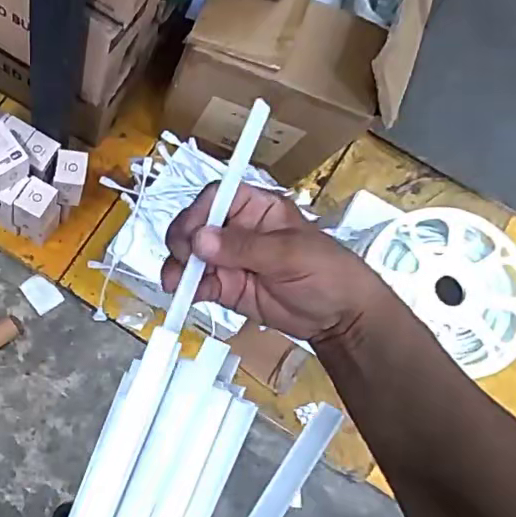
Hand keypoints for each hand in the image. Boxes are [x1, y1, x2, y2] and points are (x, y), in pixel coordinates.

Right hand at [160, 183, 387, 344]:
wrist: (340, 318)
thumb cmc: (329, 274)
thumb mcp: (290, 255)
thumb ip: (244, 247)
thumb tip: (200, 239)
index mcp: (257, 209)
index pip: (217, 198)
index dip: (198, 212)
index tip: (191, 235)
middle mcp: (238, 230)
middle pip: (196, 225)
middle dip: (182, 241)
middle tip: (182, 260)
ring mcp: (229, 260)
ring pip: (191, 256)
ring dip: (178, 268)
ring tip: (175, 284)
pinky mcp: (225, 287)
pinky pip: (197, 284)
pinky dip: (186, 289)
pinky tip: (184, 296)